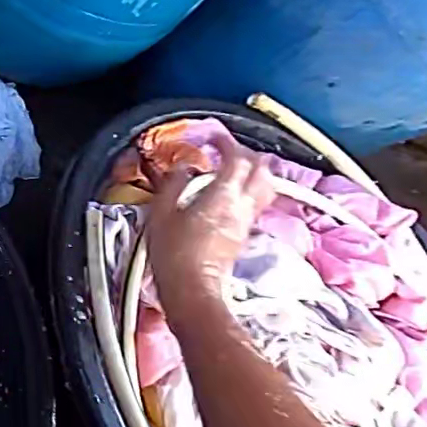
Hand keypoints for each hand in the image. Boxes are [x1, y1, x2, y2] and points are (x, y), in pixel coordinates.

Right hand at [147, 135, 275, 310]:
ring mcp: (246, 221)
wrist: (191, 288)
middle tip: (227, 153)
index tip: (215, 138)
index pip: (238, 159)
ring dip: (252, 174)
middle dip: (247, 156)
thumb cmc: (174, 254)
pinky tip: (226, 199)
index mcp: (222, 195)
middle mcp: (242, 205)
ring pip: (264, 187)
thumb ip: (173, 185)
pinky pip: (254, 204)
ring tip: (232, 173)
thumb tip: (183, 170)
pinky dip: (245, 193)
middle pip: (262, 170)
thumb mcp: (161, 214)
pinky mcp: (243, 235)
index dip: (228, 143)